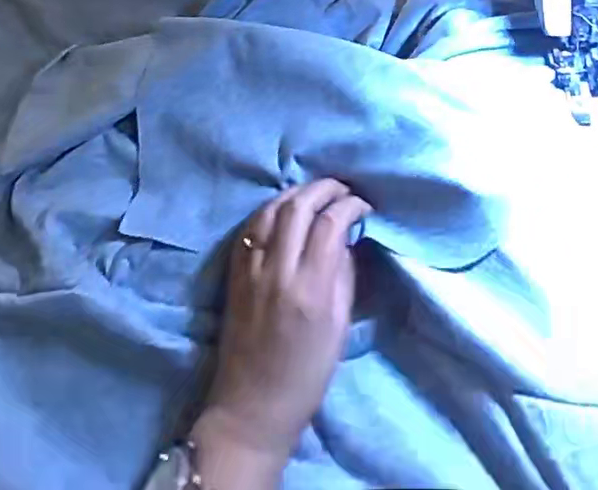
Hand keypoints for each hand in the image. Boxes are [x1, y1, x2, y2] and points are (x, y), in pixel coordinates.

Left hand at [190, 179, 371, 489]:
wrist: (251, 408)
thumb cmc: (308, 370)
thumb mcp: (341, 321)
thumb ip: (345, 271)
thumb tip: (347, 235)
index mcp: (311, 288)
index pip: (331, 223)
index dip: (351, 204)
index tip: (364, 206)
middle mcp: (278, 272)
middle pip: (299, 207)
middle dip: (326, 188)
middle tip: (344, 190)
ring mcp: (251, 272)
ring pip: (271, 210)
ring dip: (298, 193)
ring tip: (317, 194)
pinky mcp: (233, 276)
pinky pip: (250, 228)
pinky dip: (271, 209)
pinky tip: (286, 209)